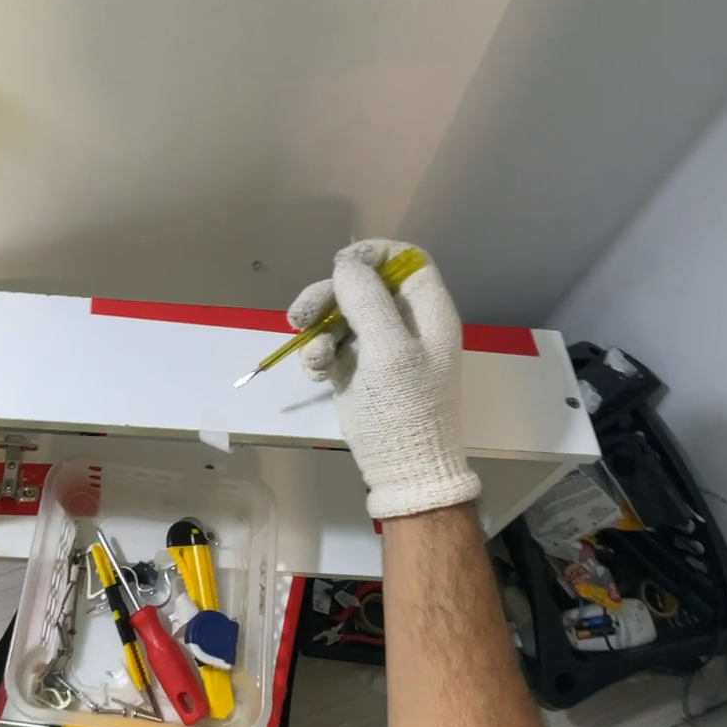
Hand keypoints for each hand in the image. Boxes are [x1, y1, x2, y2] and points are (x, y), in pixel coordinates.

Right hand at [288, 240, 479, 519]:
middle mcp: (405, 324)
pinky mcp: (358, 369)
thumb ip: (367, 300)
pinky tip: (316, 372)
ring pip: (341, 314)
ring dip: (318, 329)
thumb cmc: (405, 410)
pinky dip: (319, 354)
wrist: (402, 470)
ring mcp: (380, 347)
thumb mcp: (388, 351)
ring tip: (310, 357)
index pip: (406, 261)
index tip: (340, 266)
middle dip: (329, 296)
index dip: (373, 255)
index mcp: (427, 313)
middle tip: (299, 315)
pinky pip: (332, 344)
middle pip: (363, 285)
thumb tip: (346, 263)